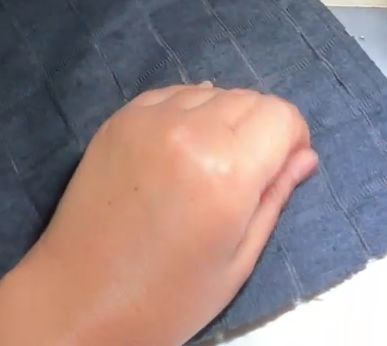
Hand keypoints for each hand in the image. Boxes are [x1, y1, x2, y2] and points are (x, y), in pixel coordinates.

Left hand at [0, 85, 317, 345]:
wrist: (80, 295)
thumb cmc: (167, 295)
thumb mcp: (238, 260)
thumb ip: (275, 198)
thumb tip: (305, 156)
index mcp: (226, 169)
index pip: (281, 115)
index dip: (292, 139)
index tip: (283, 167)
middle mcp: (188, 129)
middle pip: (248, 97)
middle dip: (260, 129)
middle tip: (246, 174)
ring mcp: (149, 117)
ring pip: (211, 90)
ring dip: (222, 117)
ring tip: (207, 164)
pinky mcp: (121, 115)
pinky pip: (172, 94)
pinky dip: (186, 113)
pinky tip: (177, 151)